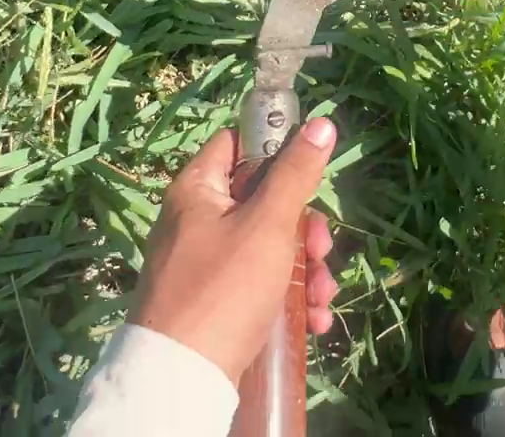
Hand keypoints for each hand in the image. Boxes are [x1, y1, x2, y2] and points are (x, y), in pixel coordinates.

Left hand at [130, 119, 339, 382]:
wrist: (182, 381)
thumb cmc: (225, 287)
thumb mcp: (268, 223)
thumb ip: (296, 172)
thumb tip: (322, 122)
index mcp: (198, 189)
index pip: (238, 143)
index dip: (275, 147)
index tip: (308, 167)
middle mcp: (196, 220)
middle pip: (263, 199)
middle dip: (305, 228)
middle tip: (322, 249)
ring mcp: (204, 263)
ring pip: (268, 245)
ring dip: (305, 267)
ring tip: (322, 296)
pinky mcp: (213, 301)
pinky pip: (258, 282)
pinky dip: (288, 294)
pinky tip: (312, 318)